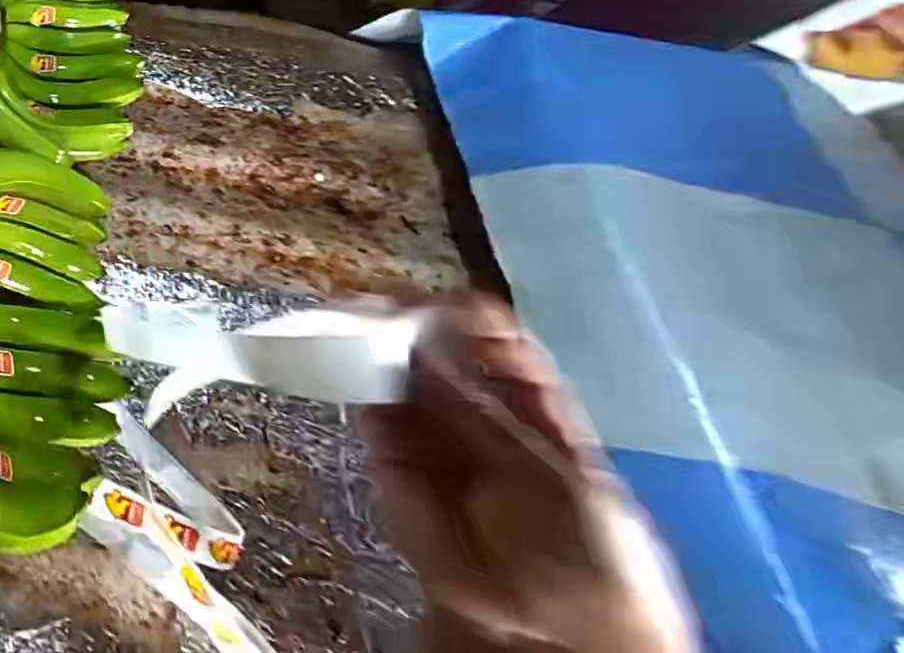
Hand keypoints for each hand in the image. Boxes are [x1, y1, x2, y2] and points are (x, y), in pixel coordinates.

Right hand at [363, 293, 696, 652]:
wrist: (541, 631)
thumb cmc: (578, 552)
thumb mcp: (545, 472)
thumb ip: (475, 409)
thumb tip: (414, 346)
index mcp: (531, 406)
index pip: (496, 344)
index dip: (471, 318)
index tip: (439, 298)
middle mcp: (474, 407)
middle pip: (437, 349)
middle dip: (408, 321)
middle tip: (375, 297)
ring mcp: (429, 428)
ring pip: (397, 370)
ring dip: (371, 341)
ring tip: (345, 314)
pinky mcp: (389, 450)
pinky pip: (369, 402)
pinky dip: (352, 374)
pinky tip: (338, 349)